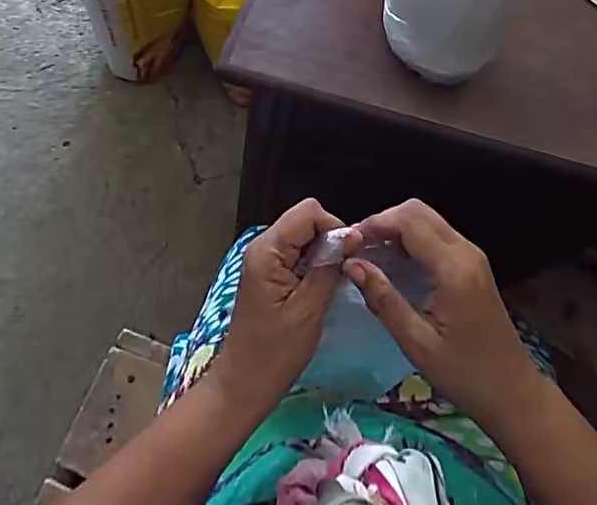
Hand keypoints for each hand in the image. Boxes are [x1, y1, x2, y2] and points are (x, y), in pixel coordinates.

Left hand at [212, 198, 354, 411]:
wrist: (244, 384)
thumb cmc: (275, 353)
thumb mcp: (309, 309)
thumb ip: (329, 267)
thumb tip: (352, 236)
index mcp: (268, 250)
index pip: (309, 212)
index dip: (334, 227)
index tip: (350, 255)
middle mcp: (263, 245)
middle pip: (306, 219)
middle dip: (330, 238)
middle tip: (344, 269)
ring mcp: (264, 258)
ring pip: (303, 234)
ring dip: (323, 251)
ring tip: (334, 279)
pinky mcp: (268, 271)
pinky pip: (297, 251)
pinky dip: (313, 262)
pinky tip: (320, 285)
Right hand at [346, 199, 542, 424]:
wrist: (513, 393)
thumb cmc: (465, 374)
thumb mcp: (417, 343)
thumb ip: (384, 300)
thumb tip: (352, 265)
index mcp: (453, 268)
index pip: (409, 222)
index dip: (375, 224)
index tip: (350, 242)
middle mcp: (465, 251)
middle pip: (418, 211)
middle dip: (384, 221)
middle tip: (359, 247)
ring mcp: (472, 255)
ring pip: (427, 218)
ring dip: (397, 228)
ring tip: (371, 254)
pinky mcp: (472, 263)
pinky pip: (436, 234)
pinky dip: (411, 238)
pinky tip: (395, 263)